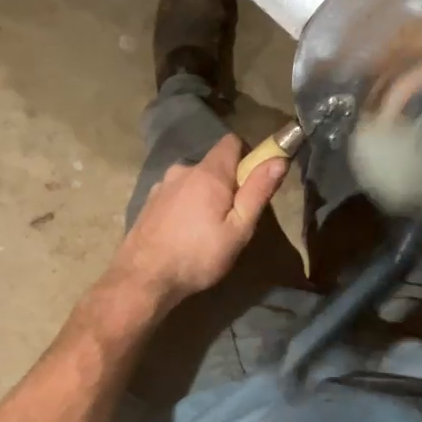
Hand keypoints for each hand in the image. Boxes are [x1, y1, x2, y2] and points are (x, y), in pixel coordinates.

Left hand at [105, 135, 286, 309]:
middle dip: (228, 183)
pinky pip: (177, 194)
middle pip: (214, 165)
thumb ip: (258, 191)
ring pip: (194, 180)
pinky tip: (184, 233)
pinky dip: (187, 205)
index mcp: (208, 173)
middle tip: (233, 218)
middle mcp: (183, 170)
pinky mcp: (149, 202)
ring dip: (205, 196)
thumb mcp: (238, 229)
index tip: (253, 183)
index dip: (248, 156)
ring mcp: (162, 185)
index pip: (232, 142)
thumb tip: (279, 159)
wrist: (142, 279)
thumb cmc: (198, 255)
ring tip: (207, 230)